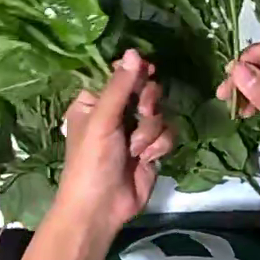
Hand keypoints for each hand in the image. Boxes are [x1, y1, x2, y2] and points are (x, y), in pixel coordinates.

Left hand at [52, 49, 172, 237]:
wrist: (101, 207)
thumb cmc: (91, 161)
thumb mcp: (102, 119)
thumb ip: (120, 87)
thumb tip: (134, 52)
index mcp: (93, 101)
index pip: (118, 75)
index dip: (134, 72)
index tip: (147, 69)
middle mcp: (115, 112)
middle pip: (144, 90)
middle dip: (147, 103)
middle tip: (144, 111)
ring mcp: (134, 130)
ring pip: (159, 112)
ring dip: (151, 130)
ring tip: (137, 148)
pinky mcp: (151, 148)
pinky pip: (167, 132)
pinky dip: (159, 145)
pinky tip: (147, 159)